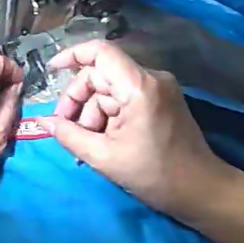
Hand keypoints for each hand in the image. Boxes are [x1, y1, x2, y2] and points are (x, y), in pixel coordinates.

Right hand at [39, 39, 234, 218]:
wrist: (200, 190)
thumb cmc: (154, 175)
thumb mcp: (103, 157)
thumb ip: (69, 135)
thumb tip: (42, 121)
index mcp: (139, 87)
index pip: (101, 52)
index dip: (72, 55)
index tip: (51, 69)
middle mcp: (151, 79)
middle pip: (100, 75)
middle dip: (78, 100)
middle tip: (66, 129)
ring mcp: (158, 88)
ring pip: (109, 90)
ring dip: (92, 112)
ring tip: (86, 143)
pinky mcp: (161, 100)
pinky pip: (123, 98)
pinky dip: (108, 116)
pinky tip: (102, 140)